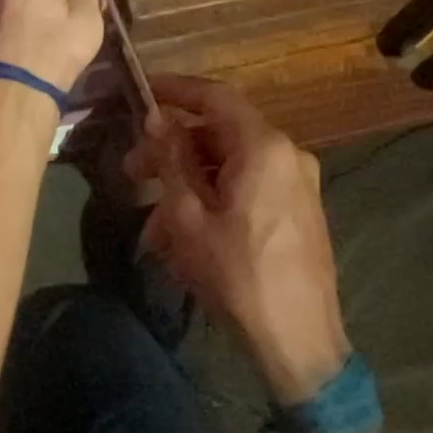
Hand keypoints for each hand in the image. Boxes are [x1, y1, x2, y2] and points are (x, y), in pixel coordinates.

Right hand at [130, 74, 350, 403]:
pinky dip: (214, 193)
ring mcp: (298, 182)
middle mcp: (287, 154)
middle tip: (132, 169)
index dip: (174, 89)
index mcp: (263, 147)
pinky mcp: (299, 209)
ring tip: (152, 213)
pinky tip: (185, 227)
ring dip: (188, 177)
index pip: (214, 96)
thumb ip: (171, 158)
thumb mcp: (188, 215)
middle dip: (172, 146)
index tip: (140, 90)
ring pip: (231, 162)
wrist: (301, 343)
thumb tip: (157, 118)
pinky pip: (248, 184)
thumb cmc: (237, 275)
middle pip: (220, 132)